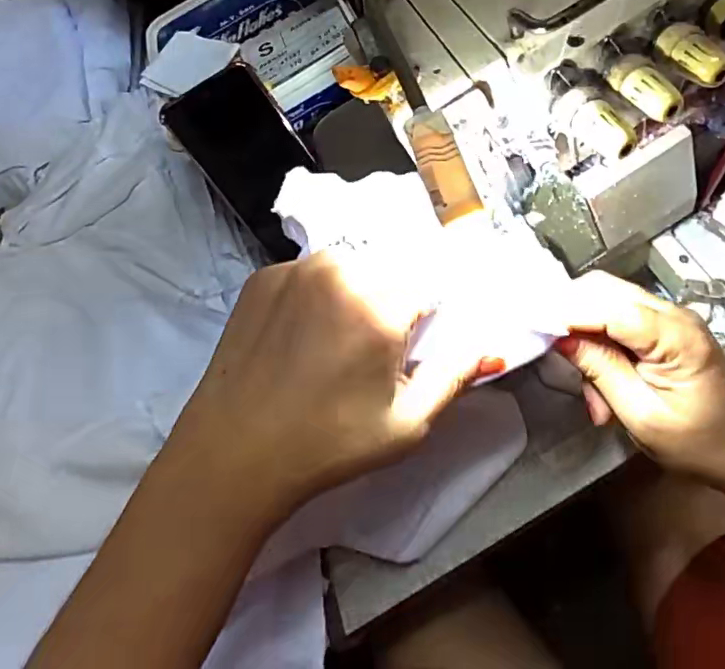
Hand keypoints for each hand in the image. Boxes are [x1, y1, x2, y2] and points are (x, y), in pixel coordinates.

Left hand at [166, 250, 498, 514]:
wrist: (232, 455)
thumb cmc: (328, 445)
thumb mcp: (405, 425)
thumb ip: (454, 377)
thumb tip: (491, 348)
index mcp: (381, 305)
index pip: (426, 289)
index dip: (422, 320)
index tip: (404, 349)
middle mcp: (341, 272)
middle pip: (387, 273)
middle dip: (388, 303)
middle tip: (366, 351)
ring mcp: (296, 270)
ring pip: (348, 268)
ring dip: (352, 294)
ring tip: (330, 342)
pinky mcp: (263, 276)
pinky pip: (308, 274)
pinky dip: (313, 294)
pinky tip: (297, 335)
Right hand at [553, 272, 724, 490]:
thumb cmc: (705, 446)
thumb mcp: (644, 417)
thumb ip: (600, 370)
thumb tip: (559, 337)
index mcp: (672, 333)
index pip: (604, 304)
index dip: (564, 311)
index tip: (530, 328)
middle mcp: (670, 312)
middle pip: (603, 290)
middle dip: (571, 319)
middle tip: (559, 362)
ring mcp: (670, 317)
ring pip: (608, 302)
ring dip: (586, 335)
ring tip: (591, 391)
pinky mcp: (666, 329)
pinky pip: (621, 319)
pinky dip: (602, 342)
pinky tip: (604, 383)